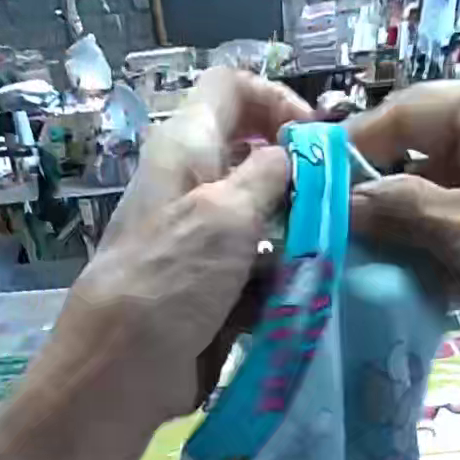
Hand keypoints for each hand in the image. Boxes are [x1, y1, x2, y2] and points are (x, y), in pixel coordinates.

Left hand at [0, 70, 310, 459]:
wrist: (126, 369)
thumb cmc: (172, 278)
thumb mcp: (225, 211)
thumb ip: (269, 171)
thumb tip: (293, 152)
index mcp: (184, 151)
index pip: (231, 90)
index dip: (277, 100)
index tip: (315, 139)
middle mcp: (192, 192)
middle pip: (257, 163)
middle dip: (300, 183)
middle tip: (333, 210)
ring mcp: (202, 248)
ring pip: (266, 225)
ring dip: (297, 240)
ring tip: (318, 263)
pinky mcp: (212, 295)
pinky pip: (260, 276)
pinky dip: (281, 284)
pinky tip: (297, 300)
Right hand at [347, 64, 459, 360]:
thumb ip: (402, 210)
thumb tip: (341, 203)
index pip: (406, 113)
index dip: (354, 151)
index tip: (310, 192)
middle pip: (422, 158)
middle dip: (388, 209)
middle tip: (348, 250)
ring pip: (441, 198)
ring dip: (420, 242)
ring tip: (402, 281)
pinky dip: (452, 255)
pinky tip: (453, 292)